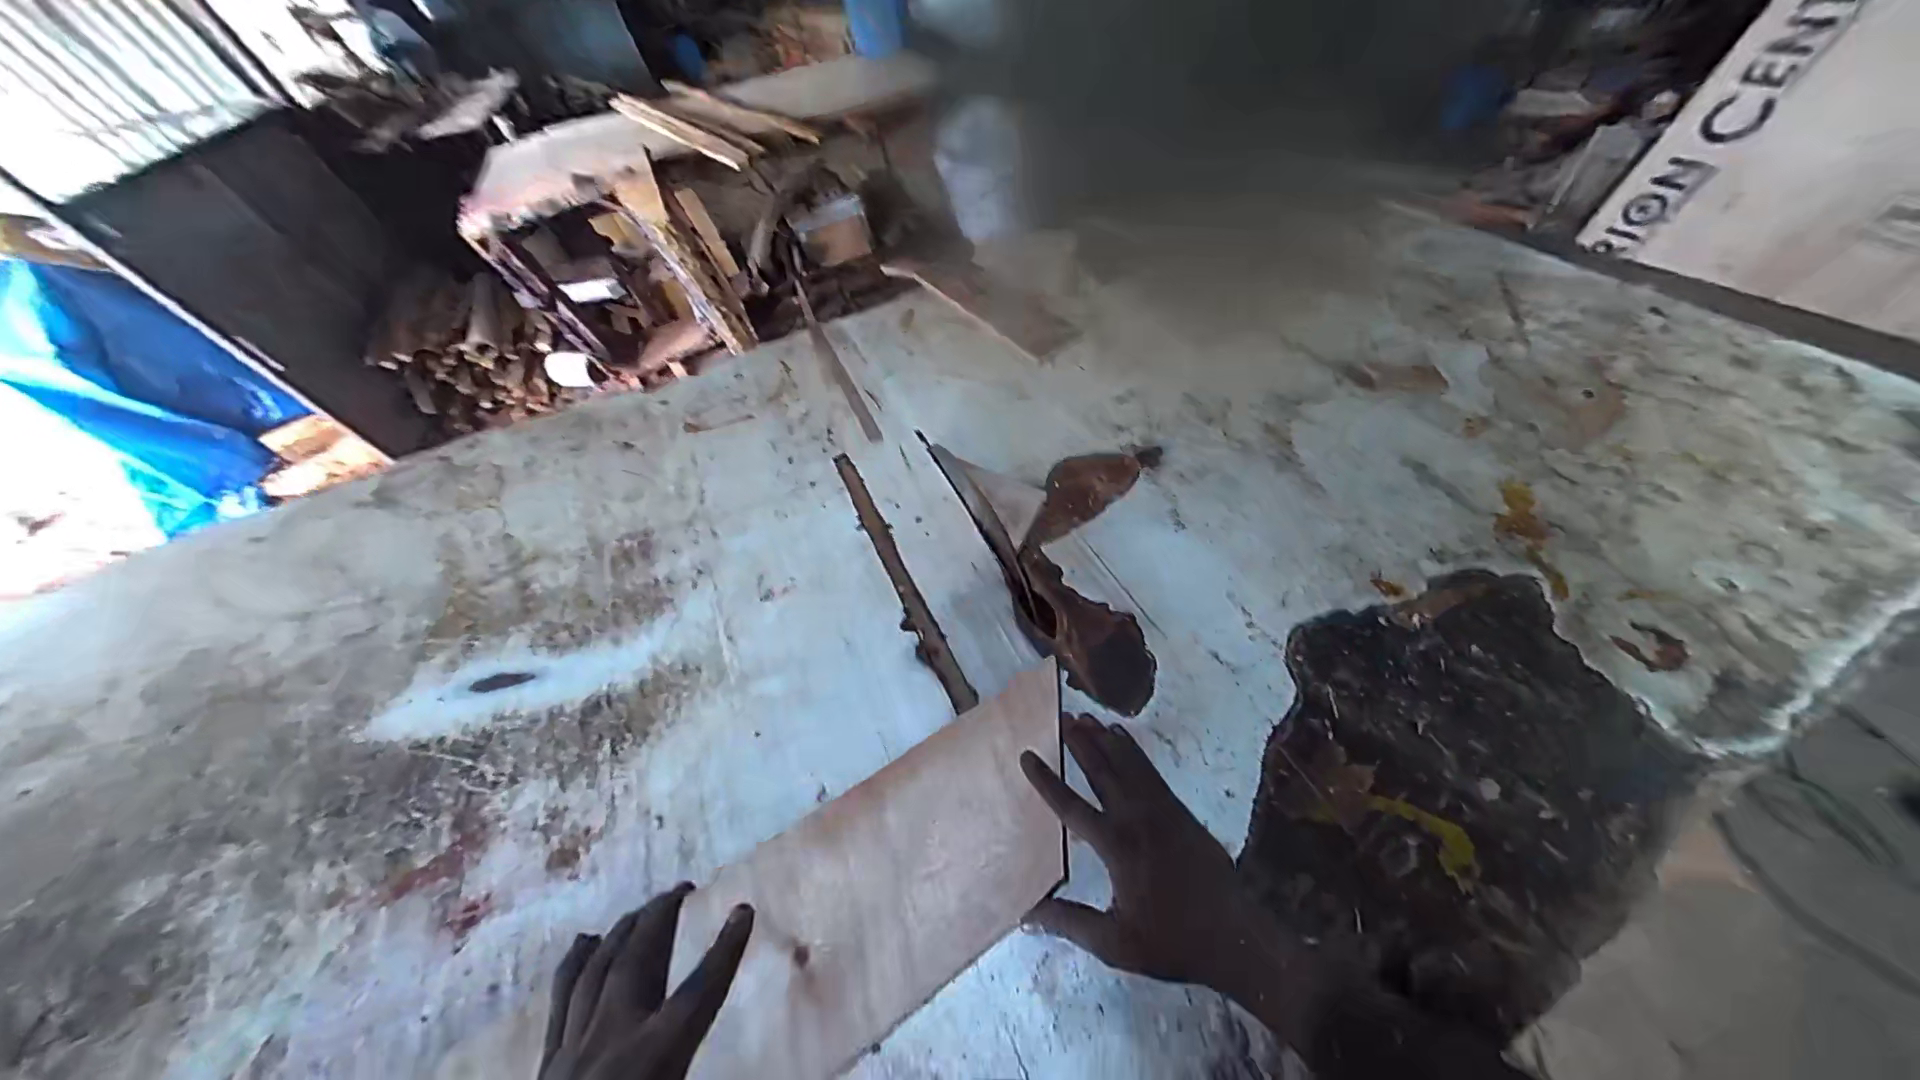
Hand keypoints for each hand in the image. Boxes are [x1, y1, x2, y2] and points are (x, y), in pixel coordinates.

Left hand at [538, 884, 754, 1079]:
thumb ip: (689, 1063)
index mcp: (657, 1058)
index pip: (702, 989)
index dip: (728, 947)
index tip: (744, 909)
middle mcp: (616, 1040)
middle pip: (642, 958)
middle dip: (663, 915)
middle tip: (683, 887)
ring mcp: (575, 1048)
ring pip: (600, 967)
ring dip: (625, 928)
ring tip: (645, 906)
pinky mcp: (549, 1062)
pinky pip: (564, 997)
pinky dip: (577, 962)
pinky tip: (585, 940)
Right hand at [1020, 715, 1317, 1011]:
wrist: (1237, 937)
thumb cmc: (1172, 941)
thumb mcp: (1115, 944)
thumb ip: (1069, 922)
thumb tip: (1025, 915)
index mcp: (1117, 847)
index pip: (1072, 806)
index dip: (1047, 781)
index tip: (1027, 755)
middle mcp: (1137, 819)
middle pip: (1101, 771)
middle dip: (1079, 742)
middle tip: (1061, 715)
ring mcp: (1162, 811)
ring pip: (1127, 765)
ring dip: (1104, 739)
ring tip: (1084, 716)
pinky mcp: (1179, 811)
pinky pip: (1150, 772)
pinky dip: (1133, 751)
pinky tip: (1122, 737)